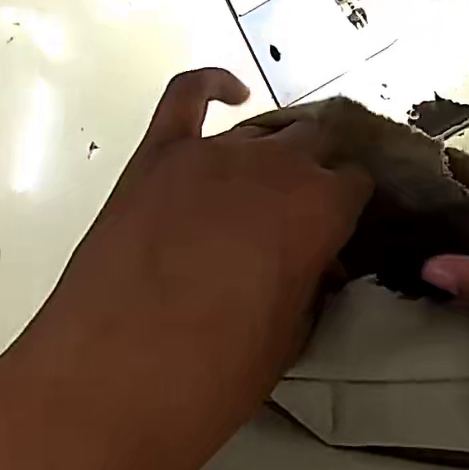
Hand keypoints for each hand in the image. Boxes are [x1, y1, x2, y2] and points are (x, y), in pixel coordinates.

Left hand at [0, 69, 374, 469]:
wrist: (111, 385)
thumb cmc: (218, 374)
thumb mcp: (293, 333)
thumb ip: (313, 280)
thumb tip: (318, 259)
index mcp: (321, 207)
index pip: (357, 183)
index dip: (353, 206)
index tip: (342, 230)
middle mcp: (278, 165)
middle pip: (318, 141)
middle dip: (325, 166)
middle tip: (312, 201)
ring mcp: (214, 153)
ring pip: (265, 127)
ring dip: (279, 147)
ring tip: (275, 174)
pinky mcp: (159, 154)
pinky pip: (188, 95)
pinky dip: (212, 84)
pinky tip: (231, 94)